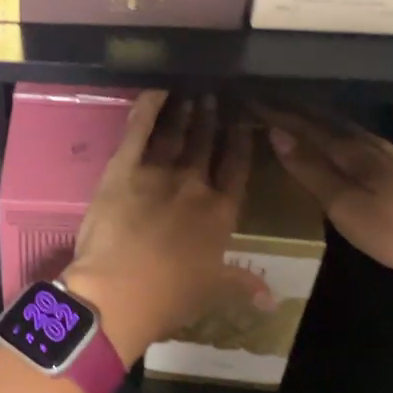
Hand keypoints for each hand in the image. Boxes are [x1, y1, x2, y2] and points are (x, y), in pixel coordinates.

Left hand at [62, 91, 269, 364]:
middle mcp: (195, 185)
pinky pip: (138, 130)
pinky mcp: (124, 167)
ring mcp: (159, 171)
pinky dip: (147, 108)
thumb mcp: (212, 291)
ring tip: (192, 95)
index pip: (237, 170)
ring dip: (185, 113)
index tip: (241, 124)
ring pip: (177, 134)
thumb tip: (273, 300)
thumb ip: (242, 283)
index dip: (240, 145)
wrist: (120, 291)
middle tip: (214, 98)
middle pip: (207, 145)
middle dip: (212, 121)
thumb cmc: (170, 296)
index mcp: (221, 213)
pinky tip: (155, 92)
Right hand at [253, 106, 392, 291]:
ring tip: (287, 120)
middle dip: (293, 112)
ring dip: (312, 123)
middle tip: (262, 106)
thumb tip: (276, 133)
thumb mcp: (344, 205)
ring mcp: (385, 158)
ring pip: (339, 130)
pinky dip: (329, 138)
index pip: (306, 124)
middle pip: (325, 120)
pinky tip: (328, 147)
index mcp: (354, 149)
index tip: (248, 102)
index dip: (276, 113)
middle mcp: (369, 144)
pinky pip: (350, 143)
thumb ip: (310, 170)